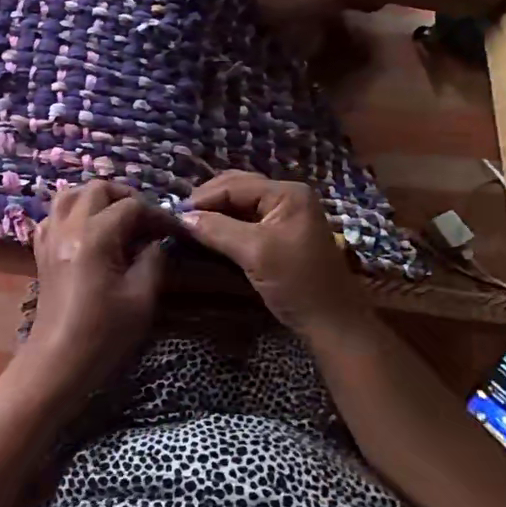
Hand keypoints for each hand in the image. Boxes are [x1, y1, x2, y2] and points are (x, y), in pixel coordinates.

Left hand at [25, 181, 173, 391]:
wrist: (58, 363)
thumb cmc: (103, 334)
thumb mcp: (141, 297)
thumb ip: (153, 260)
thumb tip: (157, 241)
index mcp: (94, 237)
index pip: (131, 207)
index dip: (157, 214)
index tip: (175, 230)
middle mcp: (67, 228)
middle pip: (97, 189)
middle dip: (126, 197)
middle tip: (147, 219)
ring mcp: (49, 239)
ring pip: (69, 196)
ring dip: (96, 199)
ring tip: (118, 219)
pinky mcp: (41, 253)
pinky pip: (54, 217)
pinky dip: (73, 215)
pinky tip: (89, 233)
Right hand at [180, 171, 365, 333]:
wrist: (332, 321)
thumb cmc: (297, 283)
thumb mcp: (256, 253)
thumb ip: (218, 230)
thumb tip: (182, 217)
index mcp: (287, 193)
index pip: (234, 185)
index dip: (202, 198)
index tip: (173, 215)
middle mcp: (287, 197)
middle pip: (237, 188)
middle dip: (207, 201)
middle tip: (179, 219)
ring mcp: (285, 216)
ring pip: (240, 204)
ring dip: (215, 213)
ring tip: (189, 227)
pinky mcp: (281, 235)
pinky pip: (247, 220)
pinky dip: (226, 225)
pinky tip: (209, 235)